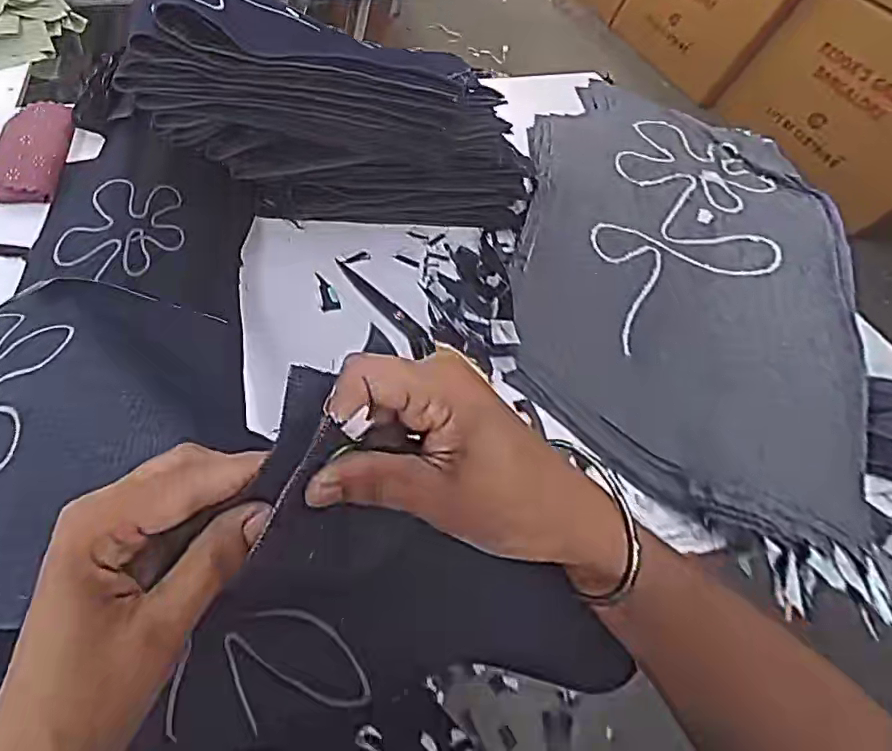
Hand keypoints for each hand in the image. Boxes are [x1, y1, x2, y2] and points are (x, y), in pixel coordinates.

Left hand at [0, 445, 270, 750]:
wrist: (39, 747)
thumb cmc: (81, 699)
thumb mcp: (159, 631)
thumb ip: (212, 562)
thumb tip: (258, 514)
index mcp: (94, 522)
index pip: (179, 479)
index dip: (235, 471)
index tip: (283, 469)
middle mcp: (93, 511)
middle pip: (174, 470)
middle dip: (228, 475)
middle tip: (280, 488)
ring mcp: (100, 527)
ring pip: (171, 487)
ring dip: (216, 493)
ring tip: (262, 504)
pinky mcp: (110, 546)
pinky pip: (163, 514)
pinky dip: (199, 515)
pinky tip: (228, 524)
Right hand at [306, 349, 627, 594]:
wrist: (571, 520)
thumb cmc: (530, 504)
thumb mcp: (436, 497)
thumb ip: (368, 481)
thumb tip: (319, 480)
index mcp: (443, 383)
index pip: (360, 372)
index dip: (340, 413)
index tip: (336, 453)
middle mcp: (442, 372)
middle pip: (365, 384)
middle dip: (355, 431)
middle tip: (364, 473)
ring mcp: (444, 385)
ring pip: (377, 399)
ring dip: (374, 439)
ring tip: (402, 473)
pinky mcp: (444, 401)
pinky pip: (396, 409)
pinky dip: (390, 439)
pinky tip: (409, 467)